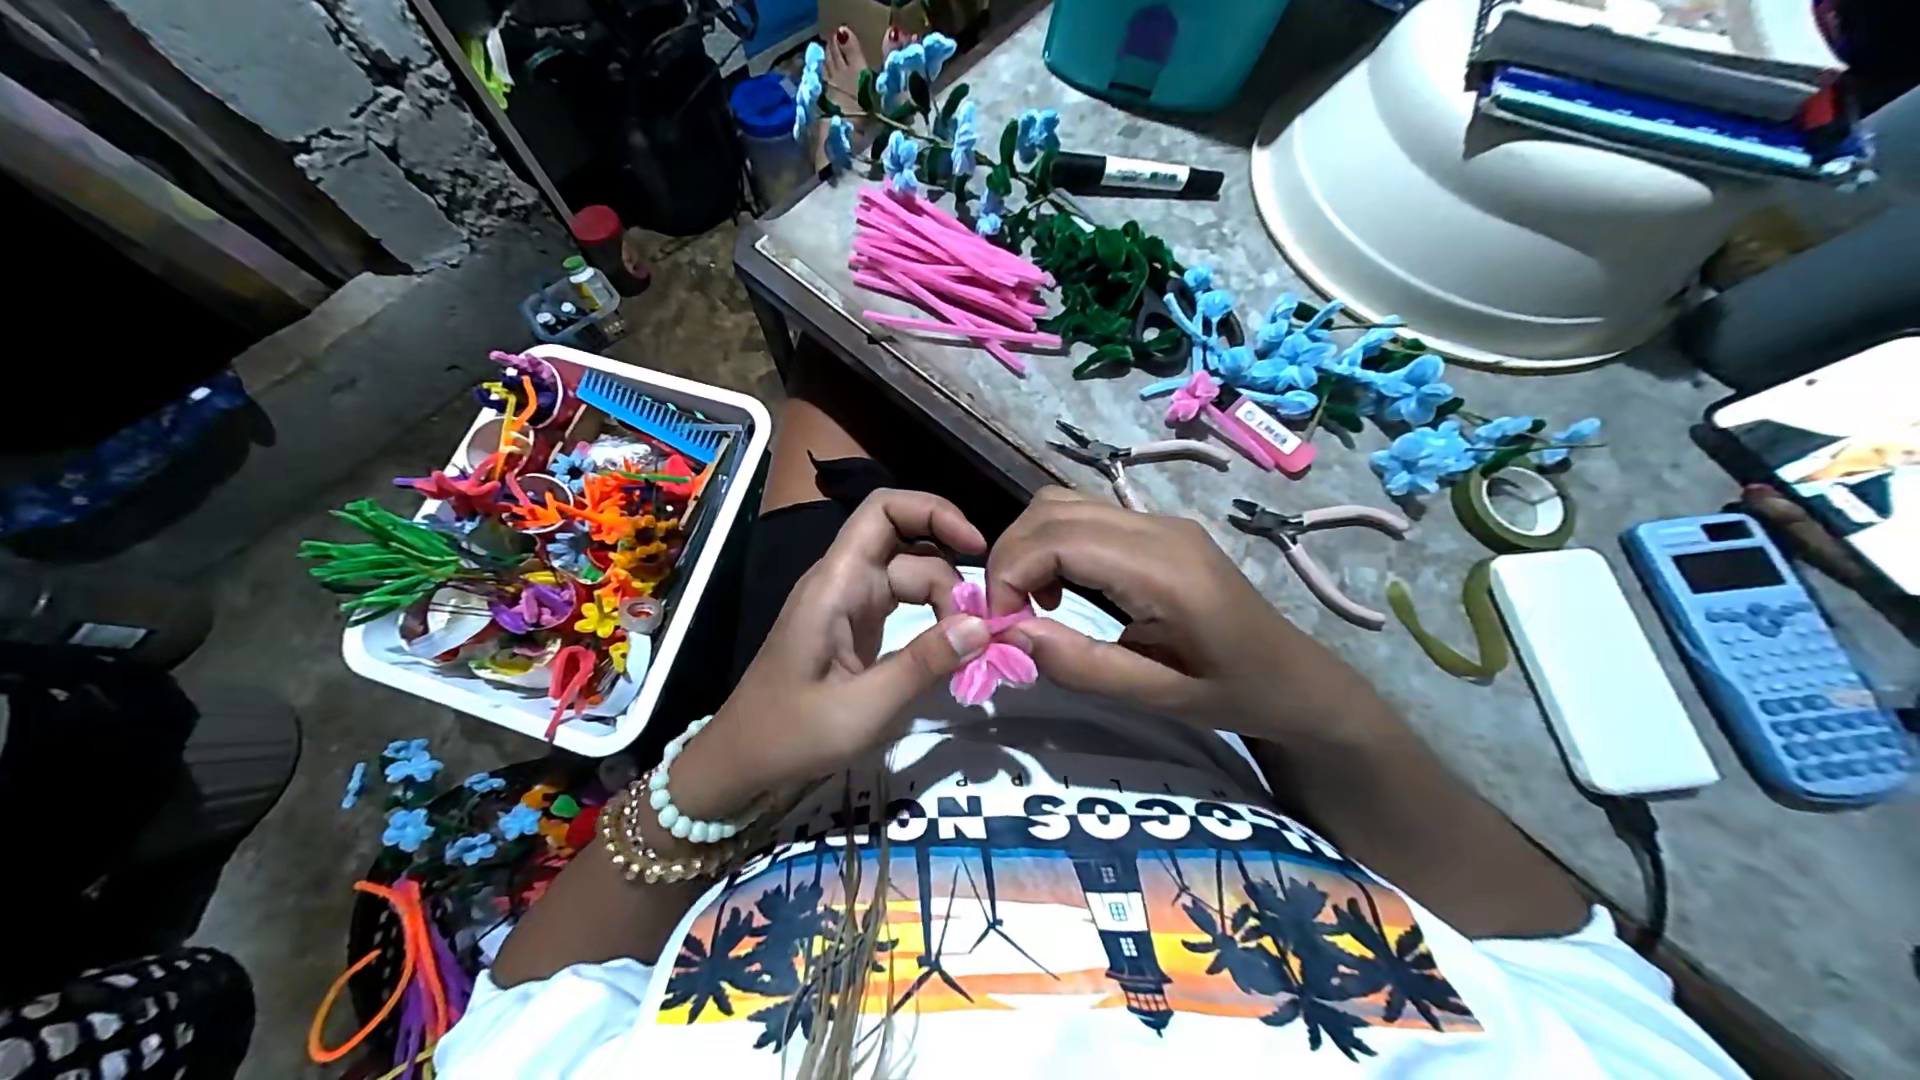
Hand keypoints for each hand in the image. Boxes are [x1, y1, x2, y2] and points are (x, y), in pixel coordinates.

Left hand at [672, 490, 993, 816]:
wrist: (744, 760)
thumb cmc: (792, 733)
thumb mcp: (864, 707)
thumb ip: (923, 664)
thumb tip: (982, 626)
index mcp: (836, 583)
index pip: (883, 511)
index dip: (933, 511)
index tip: (976, 545)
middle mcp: (844, 581)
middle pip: (908, 545)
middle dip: (951, 572)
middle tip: (982, 622)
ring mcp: (850, 602)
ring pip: (911, 574)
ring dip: (946, 599)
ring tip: (973, 641)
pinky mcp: (858, 625)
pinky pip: (904, 602)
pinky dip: (934, 616)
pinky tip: (954, 643)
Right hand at [986, 488, 1386, 737]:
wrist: (1296, 676)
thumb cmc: (1234, 693)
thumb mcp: (1159, 698)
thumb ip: (1083, 667)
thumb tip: (1010, 634)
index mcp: (1164, 569)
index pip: (1059, 537)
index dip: (1010, 573)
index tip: (1000, 626)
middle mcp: (1158, 528)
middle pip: (1051, 509)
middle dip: (1009, 559)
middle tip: (1006, 617)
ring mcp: (1158, 521)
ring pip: (1061, 503)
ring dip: (1028, 547)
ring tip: (1031, 604)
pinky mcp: (1155, 528)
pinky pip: (1082, 515)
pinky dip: (1050, 544)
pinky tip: (1059, 589)